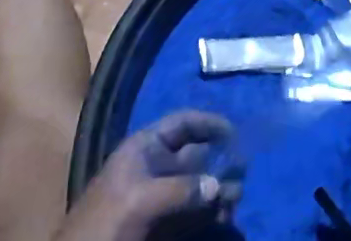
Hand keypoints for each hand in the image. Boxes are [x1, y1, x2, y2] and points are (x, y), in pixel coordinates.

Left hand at [57, 111, 238, 240]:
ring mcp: (160, 198)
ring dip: (218, 190)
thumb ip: (180, 189)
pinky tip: (225, 216)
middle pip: (194, 156)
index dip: (207, 123)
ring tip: (237, 198)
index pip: (181, 124)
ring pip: (197, 186)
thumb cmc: (106, 222)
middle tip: (244, 172)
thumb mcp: (140, 200)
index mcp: (144, 148)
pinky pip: (193, 213)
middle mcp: (155, 167)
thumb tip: (218, 185)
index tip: (234, 132)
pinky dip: (210, 213)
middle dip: (219, 161)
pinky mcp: (163, 227)